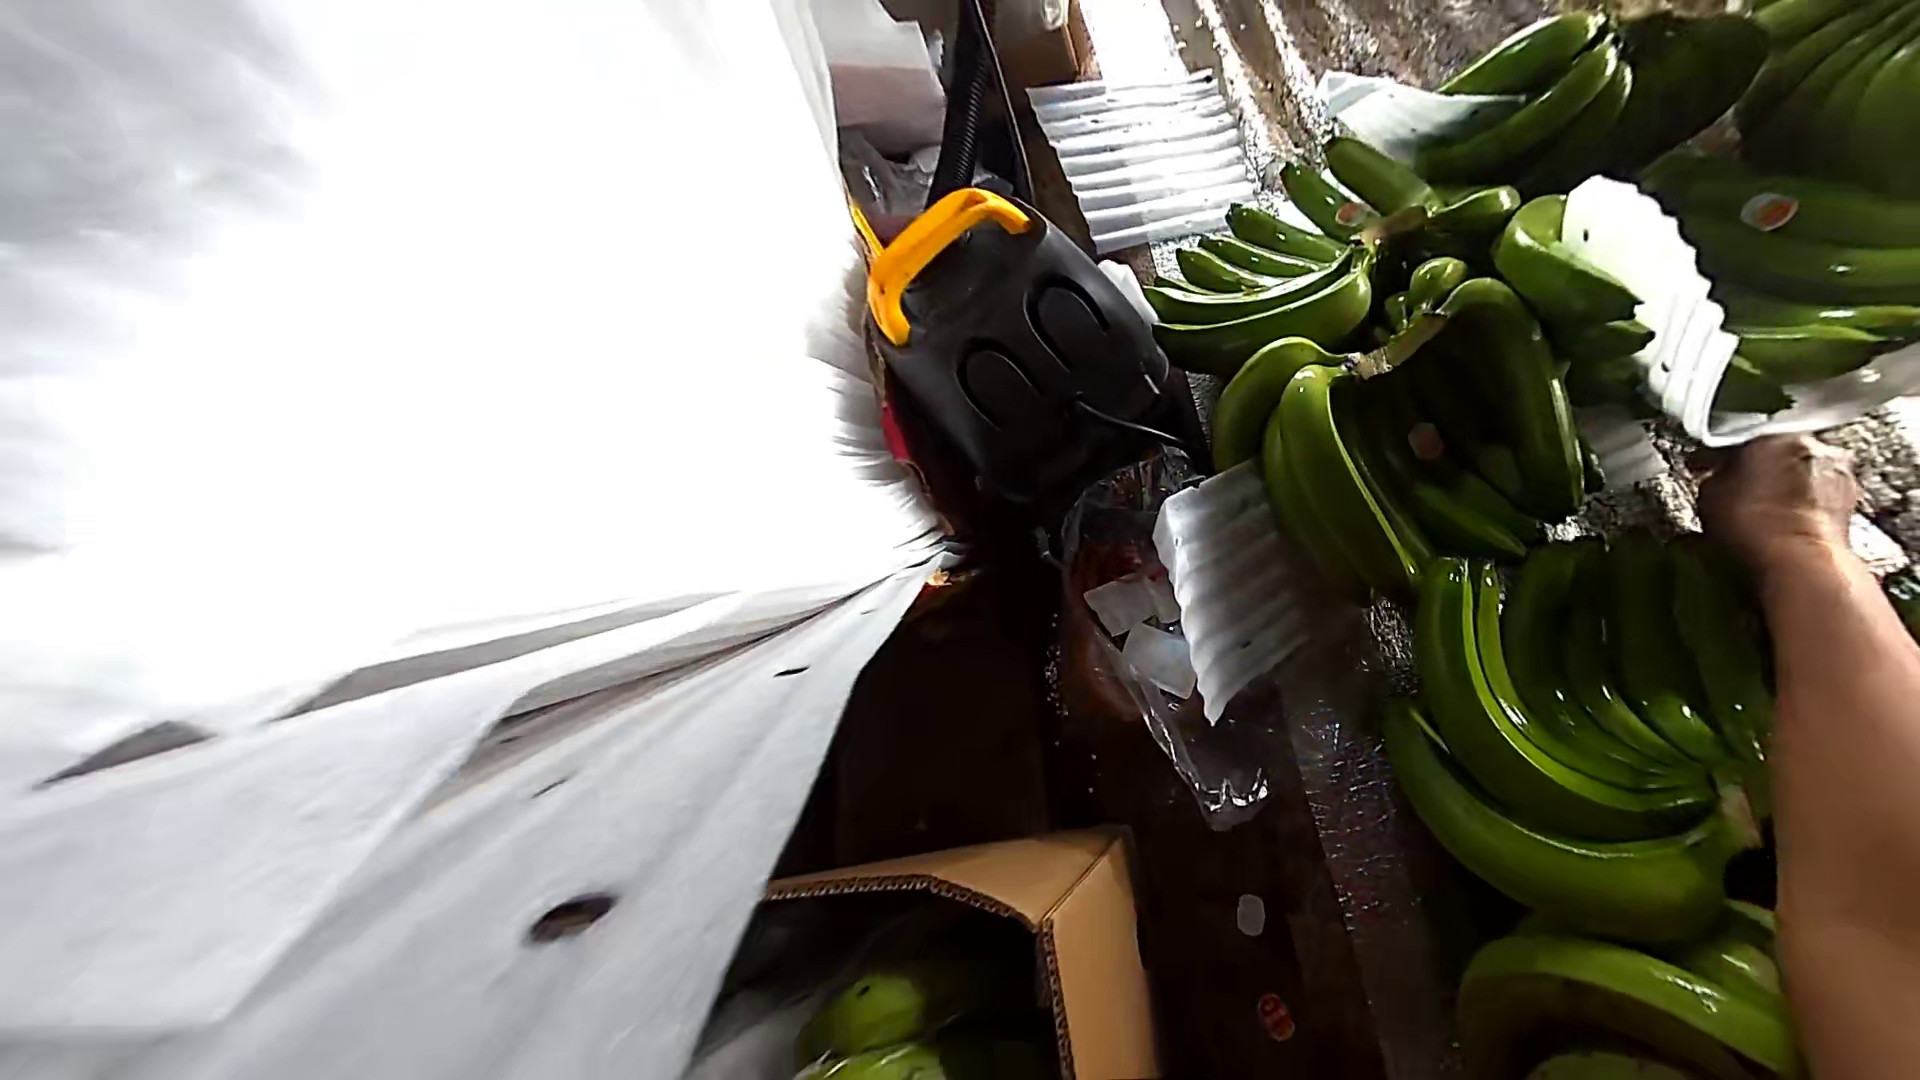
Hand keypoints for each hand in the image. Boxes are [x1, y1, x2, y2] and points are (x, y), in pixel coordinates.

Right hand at [1696, 434, 1857, 572]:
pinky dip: (1790, 497)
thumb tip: (1718, 473)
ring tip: (1745, 501)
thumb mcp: (1707, 490)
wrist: (1795, 556)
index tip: (1698, 464)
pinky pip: (1810, 490)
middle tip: (1722, 480)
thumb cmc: (1749, 521)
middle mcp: (1816, 449)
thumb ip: (1716, 473)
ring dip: (1772, 481)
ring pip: (1794, 470)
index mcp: (1777, 438)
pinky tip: (1769, 514)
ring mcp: (1838, 474)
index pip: (1737, 437)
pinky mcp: (1848, 499)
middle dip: (1750, 464)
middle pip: (1774, 451)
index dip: (1712, 452)